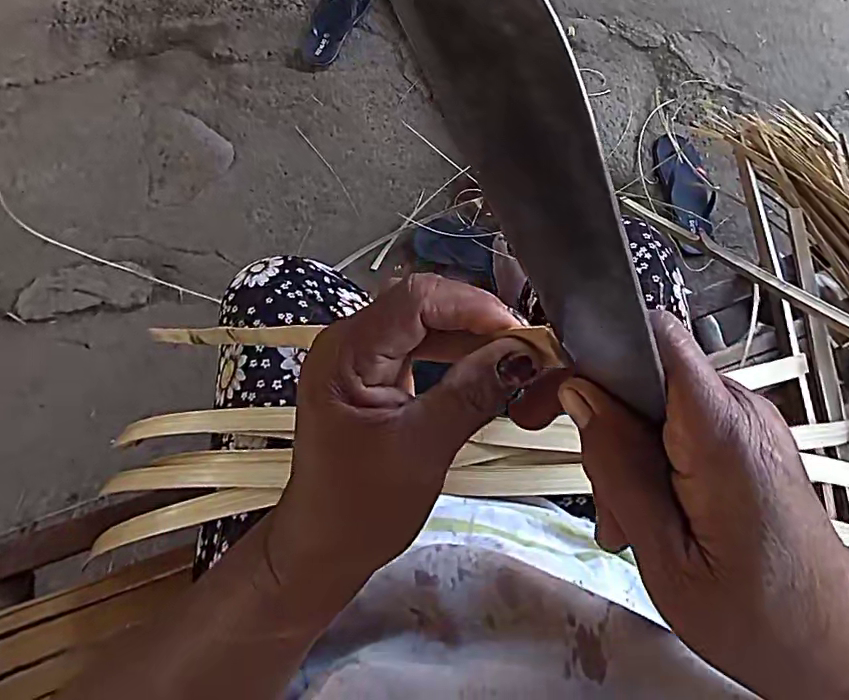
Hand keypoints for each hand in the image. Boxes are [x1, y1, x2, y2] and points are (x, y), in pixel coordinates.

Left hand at [265, 273, 547, 602]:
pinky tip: (487, 362)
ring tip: (515, 352)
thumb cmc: (361, 508)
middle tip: (525, 343)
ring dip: (472, 332)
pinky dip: (458, 348)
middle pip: (423, 303)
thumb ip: (471, 393)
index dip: (471, 306)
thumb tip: (522, 355)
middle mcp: (349, 339)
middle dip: (477, 316)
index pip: (416, 300)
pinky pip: (423, 342)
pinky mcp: (375, 368)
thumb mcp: (423, 449)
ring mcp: (361, 353)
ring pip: (427, 319)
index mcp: (346, 352)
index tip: (517, 332)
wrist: (322, 548)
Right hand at [561, 311, 848, 698]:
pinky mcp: (746, 435)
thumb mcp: (667, 558)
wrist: (841, 647)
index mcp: (721, 429)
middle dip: (605, 421)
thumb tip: (578, 394)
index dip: (596, 348)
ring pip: (657, 401)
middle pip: (646, 372)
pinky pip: (681, 421)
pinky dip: (654, 456)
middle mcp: (739, 407)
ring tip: (629, 521)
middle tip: (597, 492)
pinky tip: (653, 511)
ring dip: (628, 448)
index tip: (554, 393)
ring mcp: (746, 418)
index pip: (655, 334)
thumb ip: (619, 468)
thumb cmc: (766, 620)